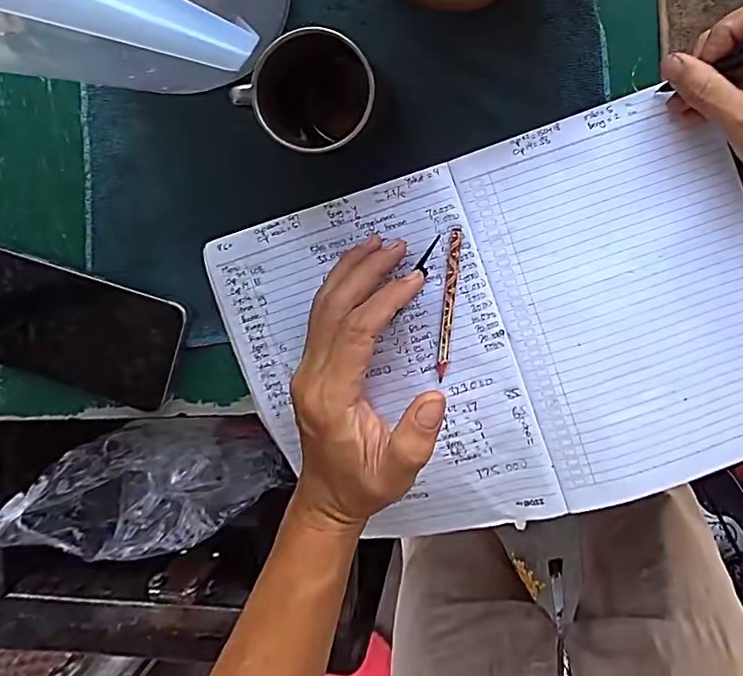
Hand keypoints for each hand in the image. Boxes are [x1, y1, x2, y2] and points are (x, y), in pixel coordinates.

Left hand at [288, 236, 445, 533]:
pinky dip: (341, 285)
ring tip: (376, 244)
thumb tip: (434, 397)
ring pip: (323, 306)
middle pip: (334, 308)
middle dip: (366, 271)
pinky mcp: (313, 363)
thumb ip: (416, 438)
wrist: (326, 499)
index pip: (357, 332)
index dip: (386, 300)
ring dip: (350, 271)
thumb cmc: (363, 482)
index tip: (414, 279)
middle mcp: (313, 375)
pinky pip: (323, 314)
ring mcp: (309, 367)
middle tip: (396, 247)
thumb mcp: (397, 471)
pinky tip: (356, 269)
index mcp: (331, 396)